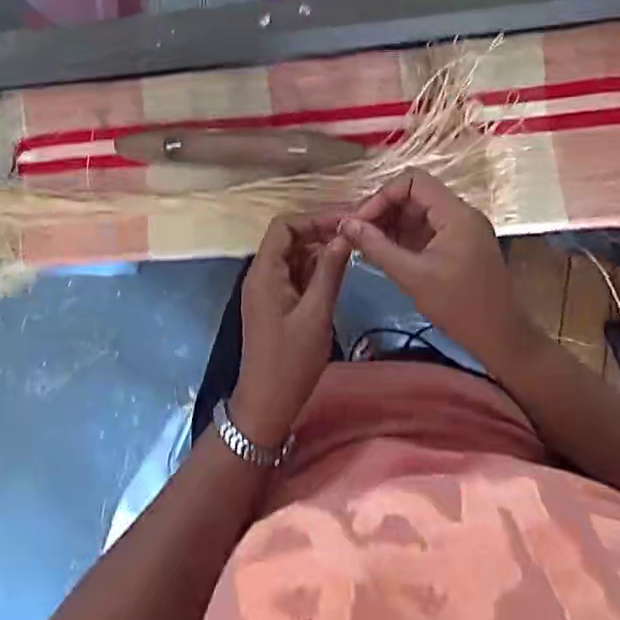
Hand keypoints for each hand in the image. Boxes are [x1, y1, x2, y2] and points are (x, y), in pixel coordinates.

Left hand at [233, 215, 351, 446]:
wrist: (268, 400)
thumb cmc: (291, 360)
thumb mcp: (316, 314)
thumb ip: (330, 272)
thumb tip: (344, 236)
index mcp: (264, 272)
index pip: (284, 226)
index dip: (314, 219)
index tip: (347, 221)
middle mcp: (262, 274)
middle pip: (289, 238)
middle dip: (321, 231)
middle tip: (357, 232)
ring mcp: (268, 289)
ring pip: (294, 256)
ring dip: (320, 250)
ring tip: (355, 248)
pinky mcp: (276, 303)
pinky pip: (295, 274)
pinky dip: (316, 269)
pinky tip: (340, 271)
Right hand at [338, 170, 532, 356]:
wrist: (499, 337)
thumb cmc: (458, 305)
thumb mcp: (411, 275)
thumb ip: (376, 246)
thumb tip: (346, 225)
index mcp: (456, 214)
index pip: (413, 182)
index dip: (382, 196)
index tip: (361, 220)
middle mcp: (460, 215)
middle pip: (414, 195)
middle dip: (382, 211)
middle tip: (356, 233)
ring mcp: (460, 230)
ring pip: (417, 213)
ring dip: (389, 225)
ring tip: (364, 244)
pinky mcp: (457, 246)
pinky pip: (424, 230)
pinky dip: (401, 237)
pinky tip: (382, 252)